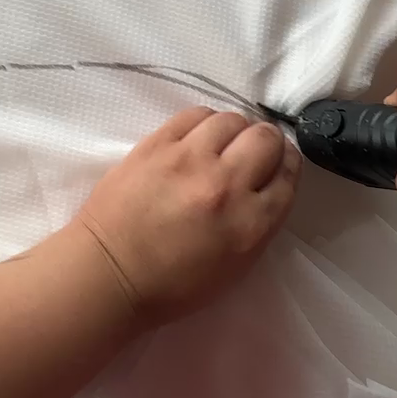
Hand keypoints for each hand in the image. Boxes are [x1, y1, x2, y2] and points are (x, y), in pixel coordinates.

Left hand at [69, 107, 301, 326]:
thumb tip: (265, 180)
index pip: (287, 174)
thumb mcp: (235, 264)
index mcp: (250, 224)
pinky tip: (197, 137)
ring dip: (234, 130)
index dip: (285, 164)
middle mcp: (226, 184)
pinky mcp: (158, 142)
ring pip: (232, 119)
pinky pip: (196, 114)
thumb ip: (259, 220)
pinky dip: (204, 123)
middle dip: (265, 143)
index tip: (275, 164)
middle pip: (266, 138)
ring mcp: (190, 158)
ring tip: (221, 144)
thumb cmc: (173, 283)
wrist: (110, 272)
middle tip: (250, 153)